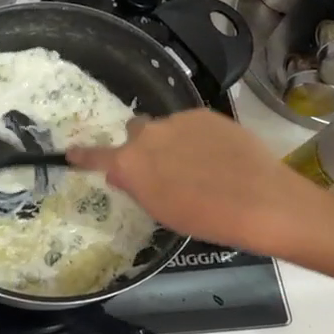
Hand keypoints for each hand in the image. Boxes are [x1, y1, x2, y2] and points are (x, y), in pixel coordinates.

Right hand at [66, 109, 330, 256]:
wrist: (262, 202)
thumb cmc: (206, 218)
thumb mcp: (162, 210)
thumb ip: (137, 186)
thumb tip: (123, 172)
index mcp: (131, 163)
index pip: (96, 155)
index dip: (83, 155)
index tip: (70, 153)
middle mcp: (148, 135)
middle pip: (135, 133)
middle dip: (142, 146)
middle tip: (161, 170)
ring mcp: (179, 121)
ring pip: (165, 128)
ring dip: (171, 142)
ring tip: (197, 166)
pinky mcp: (207, 114)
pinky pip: (190, 124)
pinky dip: (196, 137)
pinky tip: (216, 157)